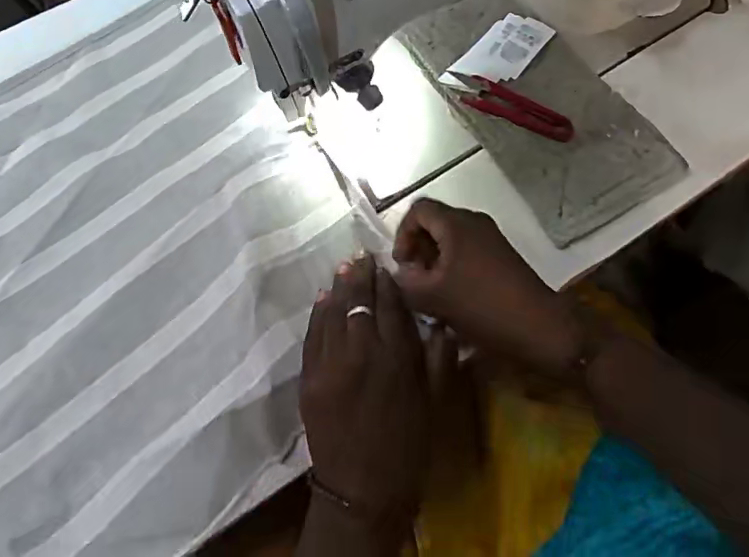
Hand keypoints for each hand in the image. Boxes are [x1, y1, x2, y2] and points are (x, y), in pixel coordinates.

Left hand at [299, 256, 428, 529]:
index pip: (390, 308)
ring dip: (339, 287)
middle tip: (361, 256)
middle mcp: (362, 353)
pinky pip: (313, 333)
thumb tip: (439, 323)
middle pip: (359, 302)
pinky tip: (324, 297)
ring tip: (344, 267)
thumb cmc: (406, 451)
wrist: (361, 491)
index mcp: (396, 361)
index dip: (387, 284)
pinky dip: (319, 312)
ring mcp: (330, 362)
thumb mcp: (432, 407)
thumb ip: (436, 361)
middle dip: (361, 276)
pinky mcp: (309, 374)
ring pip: (334, 312)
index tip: (384, 266)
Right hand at [392, 198, 584, 378]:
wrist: (544, 331)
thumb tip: (397, 273)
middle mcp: (474, 222)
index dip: (402, 234)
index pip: (417, 210)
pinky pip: (467, 250)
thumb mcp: (433, 297)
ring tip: (431, 289)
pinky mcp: (502, 256)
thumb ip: (405, 281)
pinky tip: (453, 294)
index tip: (403, 264)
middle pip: (434, 222)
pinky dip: (453, 266)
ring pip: (450, 238)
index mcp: (456, 223)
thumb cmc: (483, 307)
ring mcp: (491, 238)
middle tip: (414, 278)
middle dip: (418, 248)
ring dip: (435, 259)